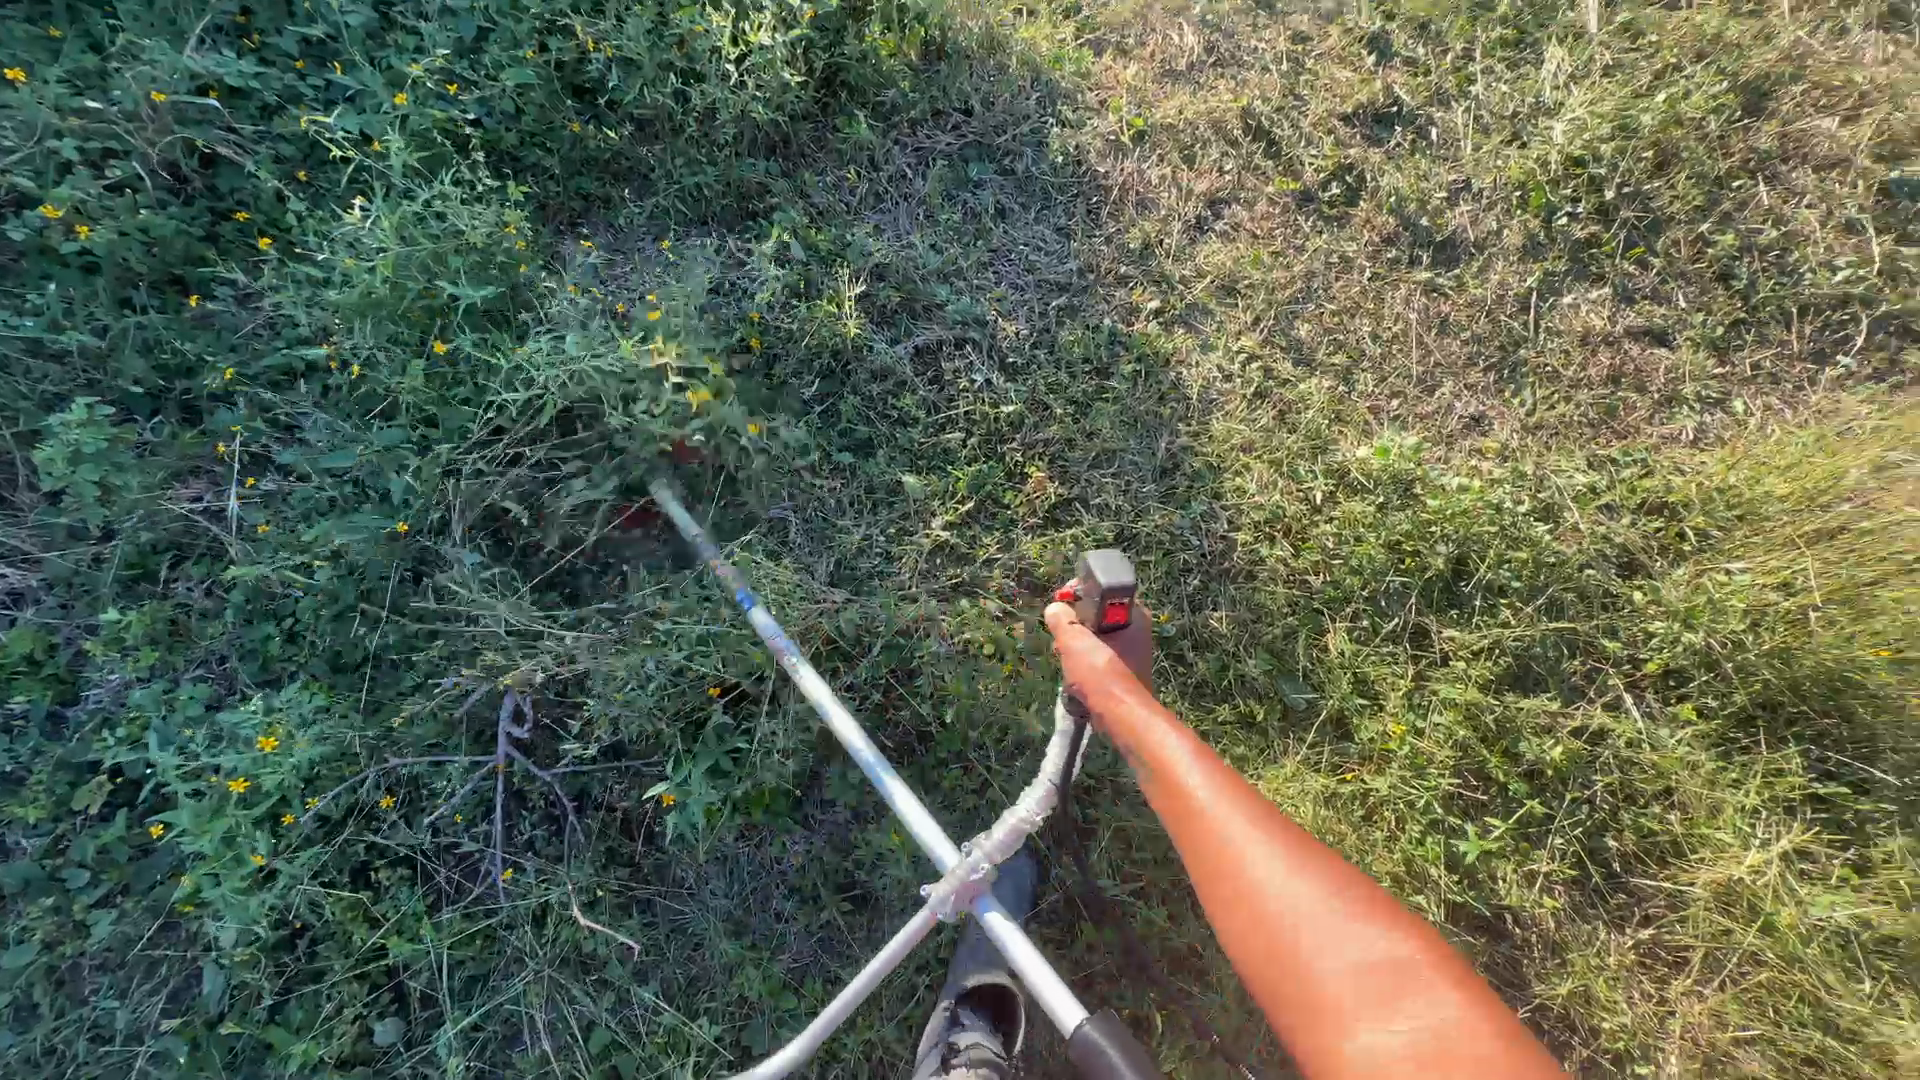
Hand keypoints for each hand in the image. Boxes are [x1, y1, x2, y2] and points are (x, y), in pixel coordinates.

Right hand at [1043, 588, 1153, 724]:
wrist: (1120, 716)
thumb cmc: (1100, 673)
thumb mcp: (1073, 639)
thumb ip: (1061, 619)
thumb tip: (1055, 608)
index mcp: (1133, 613)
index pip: (1103, 590)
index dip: (1078, 593)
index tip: (1060, 602)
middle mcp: (1137, 629)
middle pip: (1096, 614)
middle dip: (1074, 624)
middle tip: (1060, 636)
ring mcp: (1132, 651)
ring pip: (1095, 637)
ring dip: (1075, 646)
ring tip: (1063, 657)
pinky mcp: (1124, 671)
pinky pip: (1099, 656)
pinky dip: (1084, 661)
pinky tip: (1073, 674)